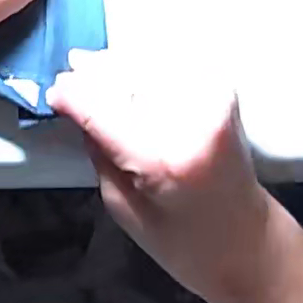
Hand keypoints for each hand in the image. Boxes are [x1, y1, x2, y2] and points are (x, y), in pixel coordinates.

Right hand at [47, 48, 276, 302]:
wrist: (249, 242)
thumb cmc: (185, 242)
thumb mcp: (124, 208)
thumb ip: (98, 150)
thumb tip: (75, 105)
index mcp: (163, 160)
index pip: (102, 110)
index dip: (72, 95)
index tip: (54, 90)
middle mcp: (189, 120)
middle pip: (124, 75)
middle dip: (93, 71)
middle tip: (70, 69)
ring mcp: (210, 97)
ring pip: (146, 60)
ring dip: (116, 61)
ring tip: (92, 64)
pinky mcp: (220, 87)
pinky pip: (170, 61)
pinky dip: (144, 60)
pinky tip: (128, 67)